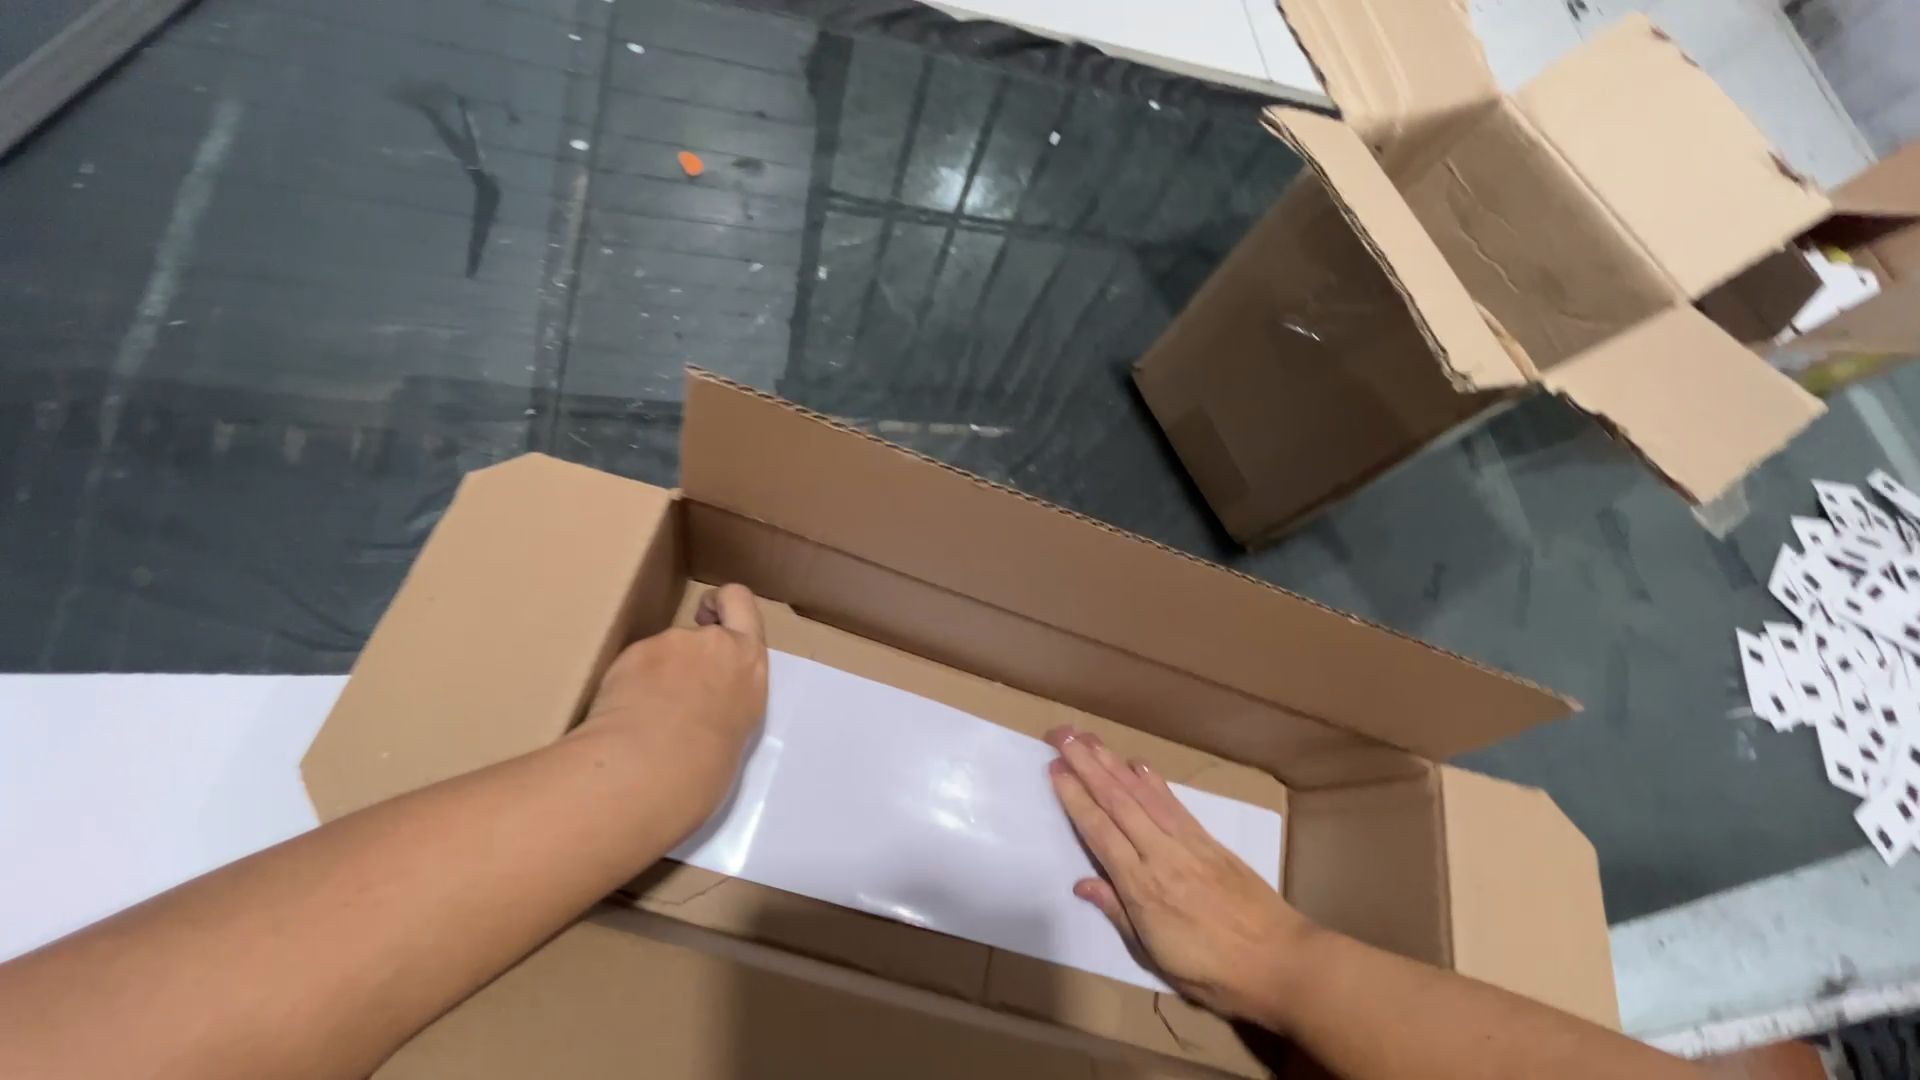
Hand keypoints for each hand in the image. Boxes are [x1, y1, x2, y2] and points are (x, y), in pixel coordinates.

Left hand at [574, 584, 768, 842]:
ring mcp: (671, 644)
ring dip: (657, 674)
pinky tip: (623, 717)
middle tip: (676, 696)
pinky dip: (630, 685)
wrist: (652, 769)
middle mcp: (714, 643)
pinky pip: (633, 665)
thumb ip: (729, 700)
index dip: (723, 604)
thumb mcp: (739, 728)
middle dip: (688, 656)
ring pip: (663, 651)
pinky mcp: (632, 654)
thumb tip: (706, 711)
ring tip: (646, 718)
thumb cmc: (706, 768)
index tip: (711, 618)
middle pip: (700, 633)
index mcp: (750, 664)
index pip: (741, 602)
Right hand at [1046, 726, 1312, 1021]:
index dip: (1075, 798)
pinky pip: (1174, 804)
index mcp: (1142, 887)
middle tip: (1063, 735)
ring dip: (1113, 764)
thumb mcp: (1157, 957)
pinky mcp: (1209, 840)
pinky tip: (1138, 764)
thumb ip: (1119, 913)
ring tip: (1090, 739)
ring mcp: (1187, 843)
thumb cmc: (1215, 972)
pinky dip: (1153, 781)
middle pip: (1117, 801)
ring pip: (1142, 795)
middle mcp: (1160, 854)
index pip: (1100, 831)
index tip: (1055, 769)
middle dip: (1087, 766)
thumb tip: (1082, 883)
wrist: (1282, 962)